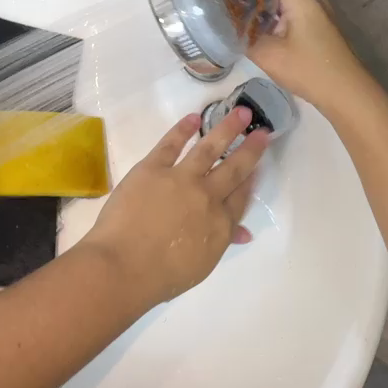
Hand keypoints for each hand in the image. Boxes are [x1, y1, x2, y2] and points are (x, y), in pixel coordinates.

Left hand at [77, 108, 269, 308]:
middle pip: (234, 168)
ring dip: (226, 129)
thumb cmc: (163, 274)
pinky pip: (171, 144)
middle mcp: (207, 197)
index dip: (251, 178)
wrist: (125, 265)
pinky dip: (183, 129)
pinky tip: (194, 118)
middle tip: (262, 130)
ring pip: (209, 148)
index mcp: (221, 225)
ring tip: (240, 113)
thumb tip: (243, 232)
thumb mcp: (201, 263)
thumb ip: (222, 241)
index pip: (241, 196)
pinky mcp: (152, 168)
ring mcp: (180, 179)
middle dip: (250, 148)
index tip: (258, 163)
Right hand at [237, 0, 379, 115]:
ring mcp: (315, 12)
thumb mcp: (268, 56)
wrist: (349, 95)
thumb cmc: (311, 71)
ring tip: (233, 10)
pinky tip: (255, 26)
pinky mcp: (316, 25)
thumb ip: (243, 37)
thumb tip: (225, 26)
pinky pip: (288, 7)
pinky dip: (269, 9)